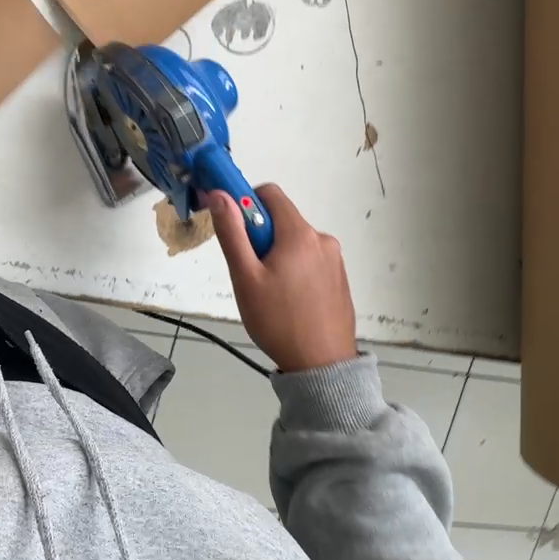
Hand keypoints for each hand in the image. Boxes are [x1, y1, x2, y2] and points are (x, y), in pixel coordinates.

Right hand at [207, 184, 356, 372]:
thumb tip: (219, 194)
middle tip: (248, 272)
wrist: (321, 365)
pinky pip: (308, 260)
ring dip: (275, 254)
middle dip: (259, 236)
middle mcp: (322, 240)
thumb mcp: (245, 276)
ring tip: (267, 291)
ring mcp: (334, 260)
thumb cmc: (277, 319)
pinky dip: (292, 269)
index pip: (269, 194)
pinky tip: (286, 300)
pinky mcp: (339, 279)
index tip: (230, 226)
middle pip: (281, 220)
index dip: (244, 202)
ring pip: (294, 242)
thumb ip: (231, 233)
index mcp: (299, 234)